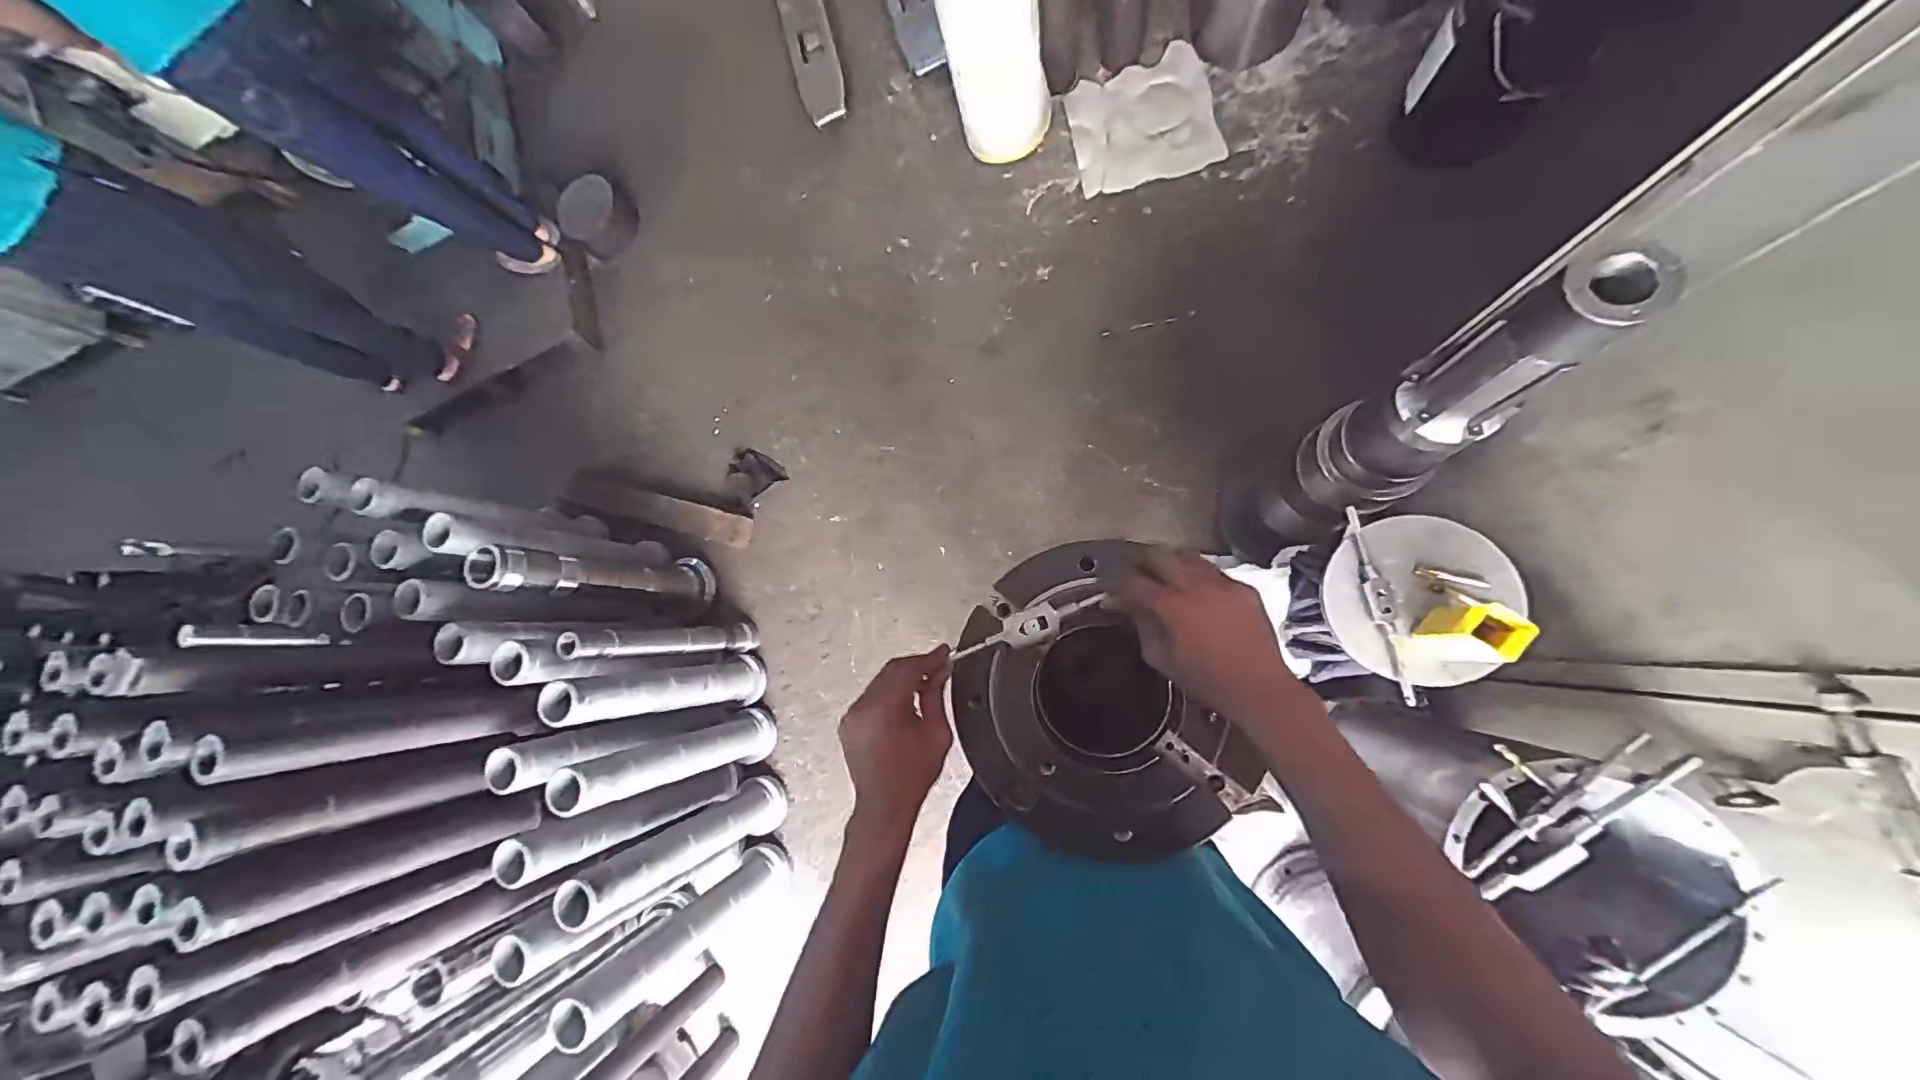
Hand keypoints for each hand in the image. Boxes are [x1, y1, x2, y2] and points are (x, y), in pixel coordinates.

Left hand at [839, 646, 952, 843]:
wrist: (885, 804)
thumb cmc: (911, 778)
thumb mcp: (937, 734)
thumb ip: (936, 696)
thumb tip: (939, 673)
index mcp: (885, 710)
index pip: (908, 669)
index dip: (929, 658)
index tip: (943, 652)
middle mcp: (863, 709)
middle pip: (892, 670)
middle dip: (917, 665)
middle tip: (938, 665)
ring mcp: (853, 715)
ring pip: (881, 680)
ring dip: (903, 677)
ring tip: (925, 682)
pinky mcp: (849, 722)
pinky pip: (871, 695)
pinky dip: (889, 691)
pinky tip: (906, 699)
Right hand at [1108, 548, 1303, 721]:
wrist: (1258, 688)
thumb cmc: (1205, 680)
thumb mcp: (1161, 659)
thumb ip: (1141, 627)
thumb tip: (1128, 608)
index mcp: (1172, 604)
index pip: (1134, 581)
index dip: (1118, 583)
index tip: (1114, 589)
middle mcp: (1197, 586)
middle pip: (1160, 555)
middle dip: (1142, 562)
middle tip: (1135, 574)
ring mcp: (1224, 584)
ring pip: (1190, 557)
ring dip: (1172, 563)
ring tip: (1166, 577)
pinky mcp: (1244, 589)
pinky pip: (1215, 573)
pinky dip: (1200, 576)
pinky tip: (1199, 593)